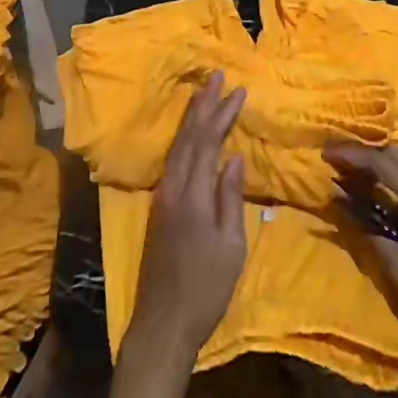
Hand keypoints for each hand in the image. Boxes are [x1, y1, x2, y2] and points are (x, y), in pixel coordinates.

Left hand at [108, 75, 246, 397]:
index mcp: (192, 194)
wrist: (162, 322)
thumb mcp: (229, 246)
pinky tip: (189, 132)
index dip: (222, 113)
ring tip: (202, 92)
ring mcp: (162, 196)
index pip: (208, 141)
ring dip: (190, 116)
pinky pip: (172, 158)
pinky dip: (183, 136)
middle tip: (216, 75)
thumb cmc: (205, 287)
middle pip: (188, 136)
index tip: (239, 90)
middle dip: (203, 103)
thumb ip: (229, 198)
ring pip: (177, 145)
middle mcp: (172, 187)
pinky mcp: (158, 206)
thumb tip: (233, 156)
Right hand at [325, 144, 397, 397]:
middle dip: (365, 154)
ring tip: (351, 172)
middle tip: (334, 159)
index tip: (325, 152)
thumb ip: (372, 233)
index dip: (354, 155)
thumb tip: (341, 202)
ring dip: (380, 165)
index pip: (386, 164)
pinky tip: (380, 192)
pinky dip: (395, 179)